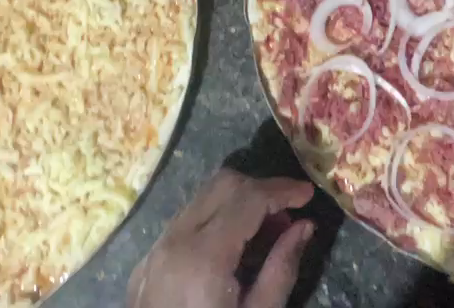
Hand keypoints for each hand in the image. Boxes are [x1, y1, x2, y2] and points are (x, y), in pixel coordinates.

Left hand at [126, 171, 315, 307]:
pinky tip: (231, 245)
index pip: (249, 198)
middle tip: (288, 213)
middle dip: (260, 188)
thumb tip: (304, 226)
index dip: (282, 189)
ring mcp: (155, 250)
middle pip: (223, 184)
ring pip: (201, 197)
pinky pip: (184, 220)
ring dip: (237, 200)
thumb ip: (281, 269)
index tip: (308, 194)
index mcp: (204, 257)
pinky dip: (213, 217)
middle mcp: (175, 241)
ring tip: (264, 228)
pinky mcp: (145, 263)